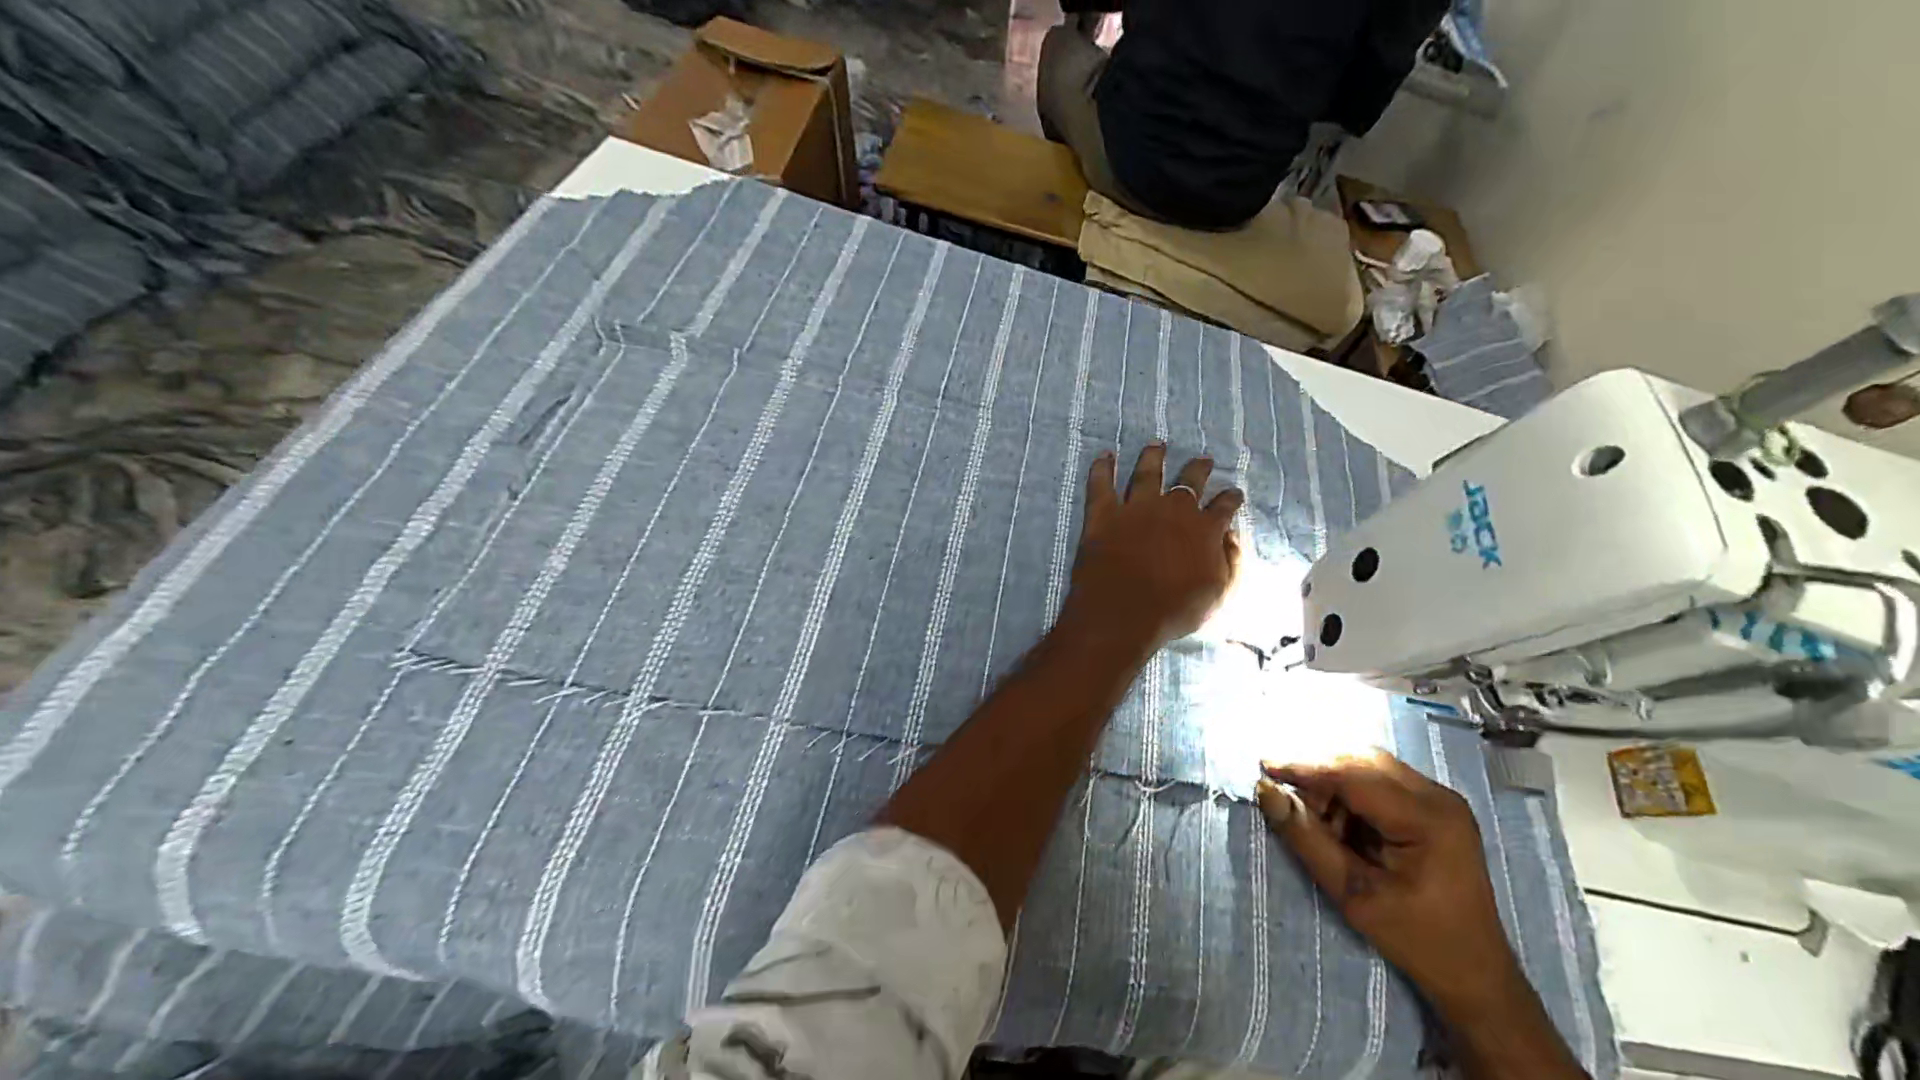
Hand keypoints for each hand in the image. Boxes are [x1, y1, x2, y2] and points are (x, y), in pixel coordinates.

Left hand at [1063, 444, 1242, 653]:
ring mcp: (1136, 508)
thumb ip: (1230, 562)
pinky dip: (1101, 468)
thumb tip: (1231, 536)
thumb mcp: (1219, 593)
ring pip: (1146, 472)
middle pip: (1189, 481)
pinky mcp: (1103, 514)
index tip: (1233, 493)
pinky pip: (1100, 484)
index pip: (1224, 506)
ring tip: (1156, 445)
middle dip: (1198, 468)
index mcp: (1204, 529)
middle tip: (1203, 460)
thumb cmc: (1174, 611)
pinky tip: (1104, 455)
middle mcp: (1172, 510)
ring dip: (1153, 456)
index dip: (1230, 499)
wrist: (1123, 614)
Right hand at [1256, 751, 1523, 1020]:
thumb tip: (1266, 792)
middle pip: (1361, 761)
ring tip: (1316, 818)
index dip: (1304, 768)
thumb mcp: (1353, 894)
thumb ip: (1307, 839)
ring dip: (1333, 782)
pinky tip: (1341, 821)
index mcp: (1428, 820)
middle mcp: (1439, 797)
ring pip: (1369, 766)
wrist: (1475, 973)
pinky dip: (1351, 791)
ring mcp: (1441, 799)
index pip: (1352, 775)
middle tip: (1287, 799)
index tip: (1263, 768)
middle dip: (1318, 774)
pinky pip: (1381, 780)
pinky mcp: (1435, 806)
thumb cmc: (1415, 938)